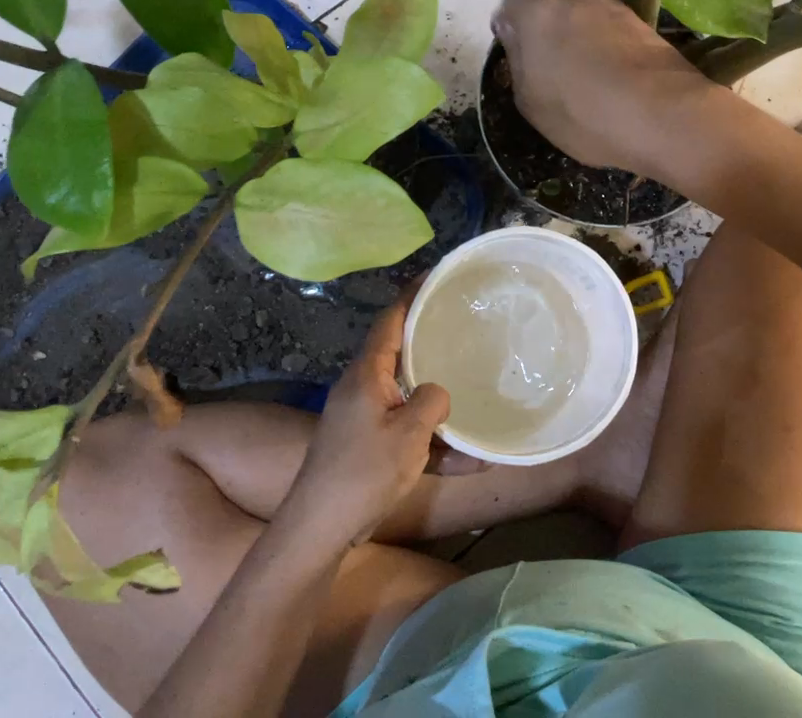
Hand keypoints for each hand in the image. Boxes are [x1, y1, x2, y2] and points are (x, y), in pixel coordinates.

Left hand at [280, 297, 449, 546]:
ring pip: (410, 400)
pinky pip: (409, 434)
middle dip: (432, 344)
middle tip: (464, 328)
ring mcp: (364, 419)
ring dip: (441, 407)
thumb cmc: (363, 472)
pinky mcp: (369, 447)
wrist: (321, 527)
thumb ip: (431, 402)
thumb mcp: (409, 434)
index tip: (434, 274)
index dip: (411, 296)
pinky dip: (435, 444)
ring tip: (479, 399)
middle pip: (401, 356)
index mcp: (366, 375)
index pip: (390, 322)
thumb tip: (439, 393)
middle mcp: (363, 389)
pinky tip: (471, 462)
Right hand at [491, 0, 711, 177]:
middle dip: (540, 23)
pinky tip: (606, 65)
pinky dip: (599, 35)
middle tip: (546, 62)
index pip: (508, 8)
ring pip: (576, 7)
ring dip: (572, 27)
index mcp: (534, 11)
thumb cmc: (583, 113)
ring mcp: (607, 2)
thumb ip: (516, 61)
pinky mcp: (637, 17)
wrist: (661, 113)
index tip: (520, 62)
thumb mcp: (529, 101)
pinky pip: (604, 20)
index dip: (509, 34)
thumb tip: (516, 38)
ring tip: (578, 64)